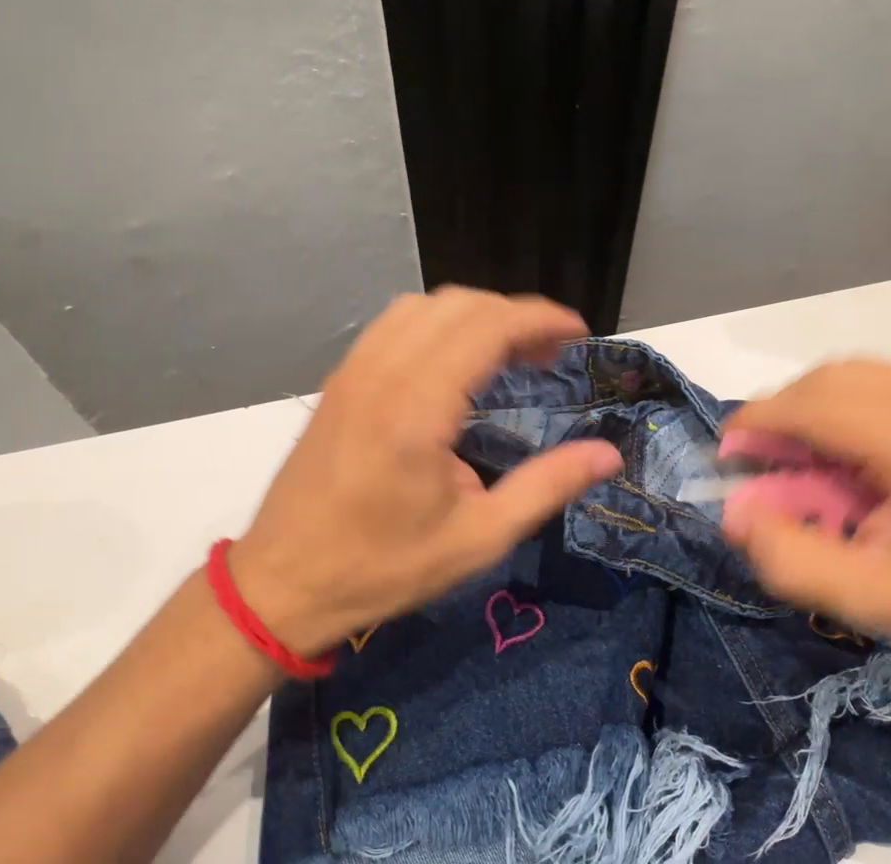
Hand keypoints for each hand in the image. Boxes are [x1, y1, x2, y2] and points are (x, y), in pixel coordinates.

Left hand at [229, 288, 622, 654]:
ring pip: (424, 305)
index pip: (488, 327)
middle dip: (516, 314)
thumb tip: (609, 454)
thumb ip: (547, 487)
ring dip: (476, 313)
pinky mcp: (339, 380)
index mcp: (418, 410)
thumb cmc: (384, 567)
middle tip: (552, 350)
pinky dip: (439, 321)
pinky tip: (455, 359)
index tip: (578, 333)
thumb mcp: (479, 538)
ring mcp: (354, 371)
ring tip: (510, 349)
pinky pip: (395, 322)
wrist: (281, 585)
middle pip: (460, 305)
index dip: (540, 318)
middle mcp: (383, 374)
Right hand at [720, 360, 890, 652]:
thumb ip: (792, 558)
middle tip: (759, 457)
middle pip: (832, 378)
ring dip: (809, 402)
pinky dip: (840, 401)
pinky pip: (878, 380)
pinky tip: (839, 446)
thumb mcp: (870, 599)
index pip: (821, 406)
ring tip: (796, 454)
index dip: (763, 419)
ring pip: (853, 371)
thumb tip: (735, 511)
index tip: (728, 447)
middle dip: (782, 409)